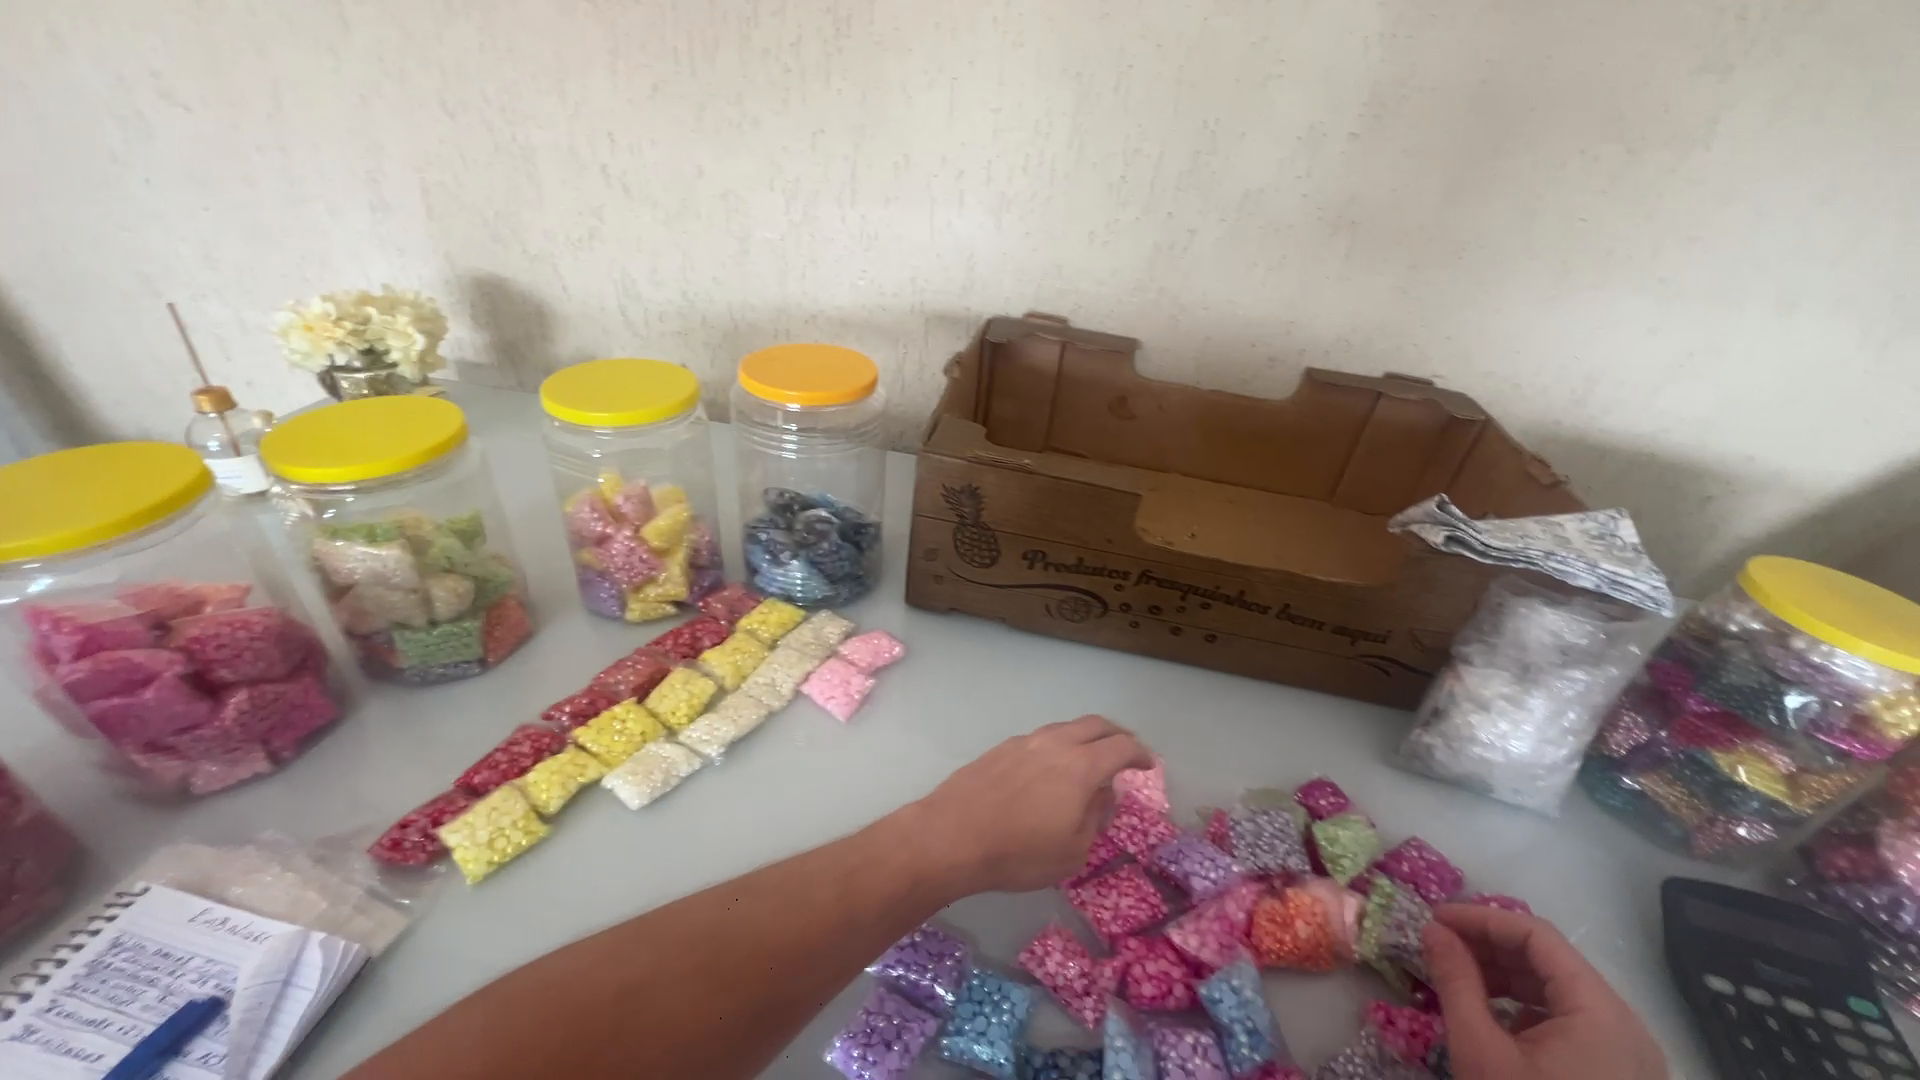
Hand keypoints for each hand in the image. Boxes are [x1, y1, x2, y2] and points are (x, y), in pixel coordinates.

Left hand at [910, 715, 1152, 894]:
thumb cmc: (1019, 852)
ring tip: (1087, 761)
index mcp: (1080, 765)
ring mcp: (1023, 742)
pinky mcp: (999, 749)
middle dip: (1116, 735)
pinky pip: (1038, 739)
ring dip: (1083, 739)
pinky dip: (1055, 747)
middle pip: (1095, 724)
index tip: (1147, 765)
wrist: (952, 836)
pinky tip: (1048, 771)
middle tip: (1125, 752)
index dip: (1140, 753)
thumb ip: (1095, 816)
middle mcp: (1054, 743)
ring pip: (1064, 728)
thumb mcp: (1073, 851)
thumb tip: (1102, 793)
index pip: (1121, 746)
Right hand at [1424, 905, 1666, 1079]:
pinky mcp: (1618, 1076)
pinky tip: (1490, 1019)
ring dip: (1503, 975)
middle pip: (1550, 960)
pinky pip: (1569, 1021)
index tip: (1433, 920)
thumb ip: (1456, 980)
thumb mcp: (1480, 1049)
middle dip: (1488, 946)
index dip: (1480, 918)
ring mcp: (1627, 1054)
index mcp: (1600, 1012)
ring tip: (1456, 979)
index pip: (1535, 935)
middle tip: (1437, 948)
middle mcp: (1624, 1024)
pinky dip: (1525, 1007)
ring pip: (1558, 990)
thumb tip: (1434, 929)